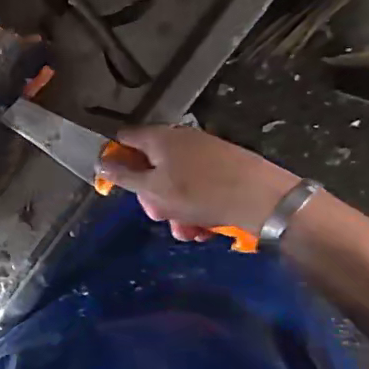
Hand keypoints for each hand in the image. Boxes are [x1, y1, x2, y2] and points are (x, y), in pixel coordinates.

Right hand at [93, 125, 298, 240]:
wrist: (267, 201)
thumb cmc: (200, 192)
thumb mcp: (152, 189)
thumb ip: (123, 176)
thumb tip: (101, 162)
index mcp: (158, 138)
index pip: (124, 139)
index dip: (115, 159)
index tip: (117, 182)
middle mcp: (181, 140)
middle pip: (151, 165)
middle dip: (152, 195)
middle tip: (158, 215)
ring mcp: (206, 154)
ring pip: (177, 183)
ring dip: (176, 209)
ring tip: (187, 231)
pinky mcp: (227, 169)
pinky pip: (200, 188)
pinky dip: (197, 207)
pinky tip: (204, 228)